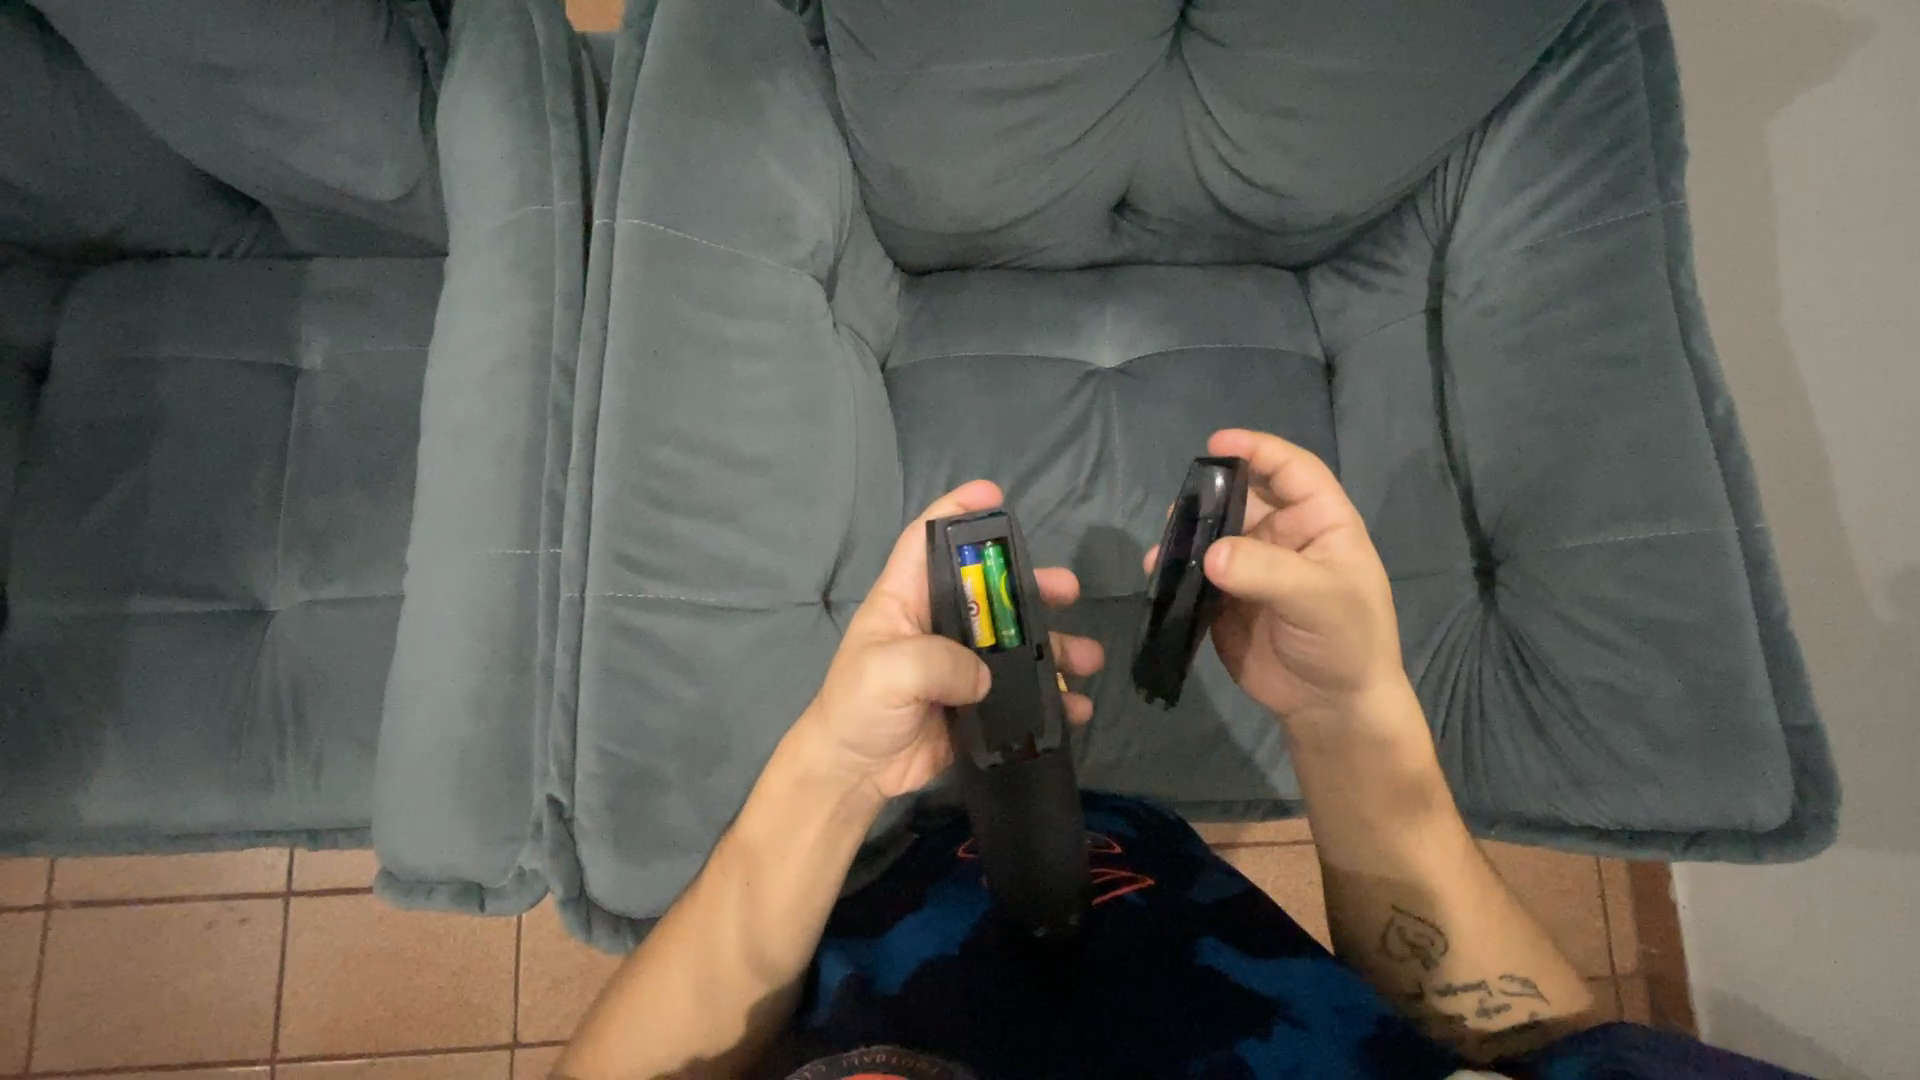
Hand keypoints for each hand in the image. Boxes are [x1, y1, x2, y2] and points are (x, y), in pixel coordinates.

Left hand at [801, 480, 1105, 800]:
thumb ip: (937, 663)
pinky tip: (1076, 707)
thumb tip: (986, 677)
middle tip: (1069, 589)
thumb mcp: (886, 673)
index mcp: (906, 600)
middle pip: (991, 590)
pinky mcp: (978, 702)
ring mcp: (961, 664)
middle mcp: (938, 623)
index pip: (927, 541)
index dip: (956, 512)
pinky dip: (1052, 696)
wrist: (858, 773)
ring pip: (1017, 642)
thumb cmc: (859, 708)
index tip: (993, 494)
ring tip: (1087, 658)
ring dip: (1055, 645)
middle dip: (1032, 585)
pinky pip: (1022, 691)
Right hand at [1145, 429, 1407, 732]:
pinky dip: (1175, 569)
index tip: (1216, 443)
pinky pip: (1195, 572)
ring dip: (1185, 535)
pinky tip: (1158, 572)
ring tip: (1162, 548)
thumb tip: (1210, 553)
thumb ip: (1266, 572)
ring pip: (1212, 535)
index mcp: (1320, 524)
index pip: (1292, 472)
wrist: (1329, 707)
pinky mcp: (1224, 598)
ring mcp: (1251, 569)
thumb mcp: (1319, 600)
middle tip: (1177, 512)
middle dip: (1208, 499)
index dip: (1258, 451)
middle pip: (1241, 500)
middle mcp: (1284, 538)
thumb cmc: (1346, 643)